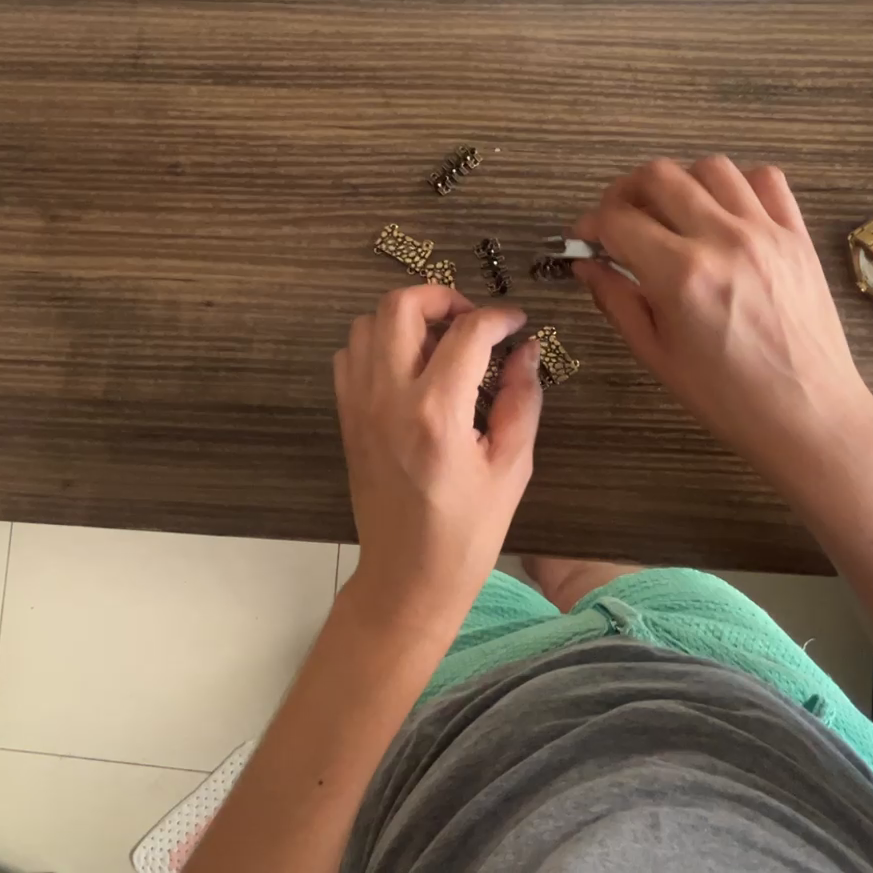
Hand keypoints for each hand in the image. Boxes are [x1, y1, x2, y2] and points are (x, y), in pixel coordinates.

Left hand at [332, 286, 542, 620]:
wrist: (406, 577)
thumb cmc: (468, 533)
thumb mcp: (512, 468)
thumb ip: (521, 400)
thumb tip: (526, 349)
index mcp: (437, 413)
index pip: (467, 332)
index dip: (499, 316)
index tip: (517, 323)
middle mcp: (389, 398)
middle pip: (399, 305)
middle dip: (441, 296)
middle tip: (470, 320)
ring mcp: (359, 405)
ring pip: (366, 323)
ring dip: (406, 319)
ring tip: (440, 345)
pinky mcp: (346, 417)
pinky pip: (349, 356)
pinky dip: (377, 345)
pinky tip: (408, 369)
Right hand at [572, 157, 872, 482]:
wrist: (806, 414)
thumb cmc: (724, 395)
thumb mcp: (654, 353)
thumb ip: (615, 300)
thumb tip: (586, 265)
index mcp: (680, 275)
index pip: (618, 220)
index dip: (589, 224)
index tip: (584, 239)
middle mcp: (722, 240)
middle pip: (659, 176)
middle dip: (624, 191)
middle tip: (616, 220)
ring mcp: (766, 231)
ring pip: (710, 167)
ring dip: (678, 182)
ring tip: (668, 213)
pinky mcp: (797, 235)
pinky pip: (765, 180)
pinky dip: (735, 184)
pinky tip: (721, 212)